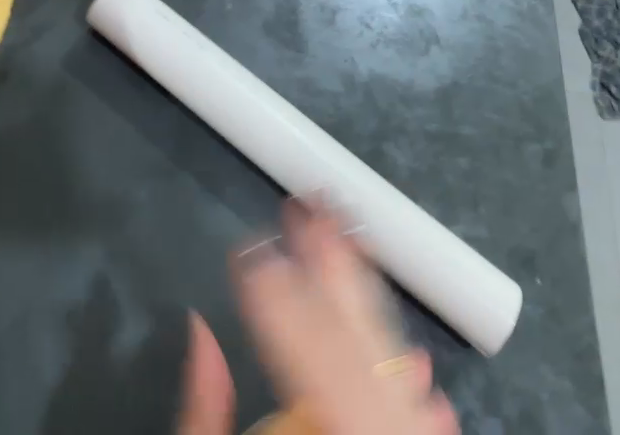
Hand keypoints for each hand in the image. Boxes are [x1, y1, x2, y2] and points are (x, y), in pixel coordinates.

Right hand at [178, 199, 458, 434]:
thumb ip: (203, 418)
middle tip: (315, 205)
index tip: (250, 246)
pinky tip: (380, 317)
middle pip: (362, 350)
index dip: (275, 296)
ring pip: (396, 363)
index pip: (306, 360)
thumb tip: (199, 336)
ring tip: (344, 235)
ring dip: (366, 294)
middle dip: (335, 270)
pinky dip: (395, 353)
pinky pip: (420, 405)